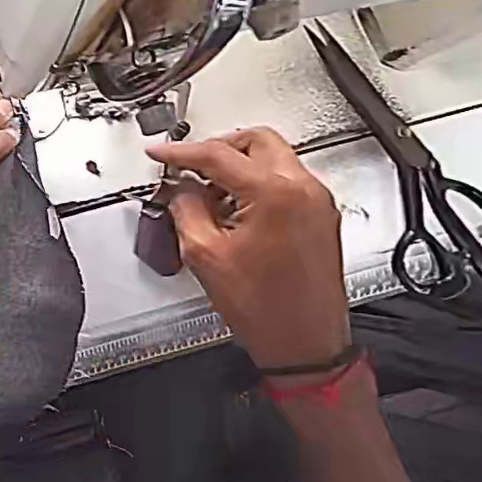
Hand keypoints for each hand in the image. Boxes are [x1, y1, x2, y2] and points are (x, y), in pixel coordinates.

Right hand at [146, 127, 350, 372]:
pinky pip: (284, 180)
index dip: (181, 152)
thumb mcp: (204, 254)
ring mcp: (317, 202)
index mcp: (275, 194)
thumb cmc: (266, 308)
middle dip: (217, 148)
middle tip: (188, 165)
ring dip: (236, 165)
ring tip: (206, 193)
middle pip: (256, 140)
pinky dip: (255, 182)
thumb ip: (185, 209)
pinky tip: (231, 208)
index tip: (161, 153)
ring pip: (272, 157)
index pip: (218, 155)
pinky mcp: (320, 216)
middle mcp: (304, 190)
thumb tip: (179, 188)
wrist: (303, 341)